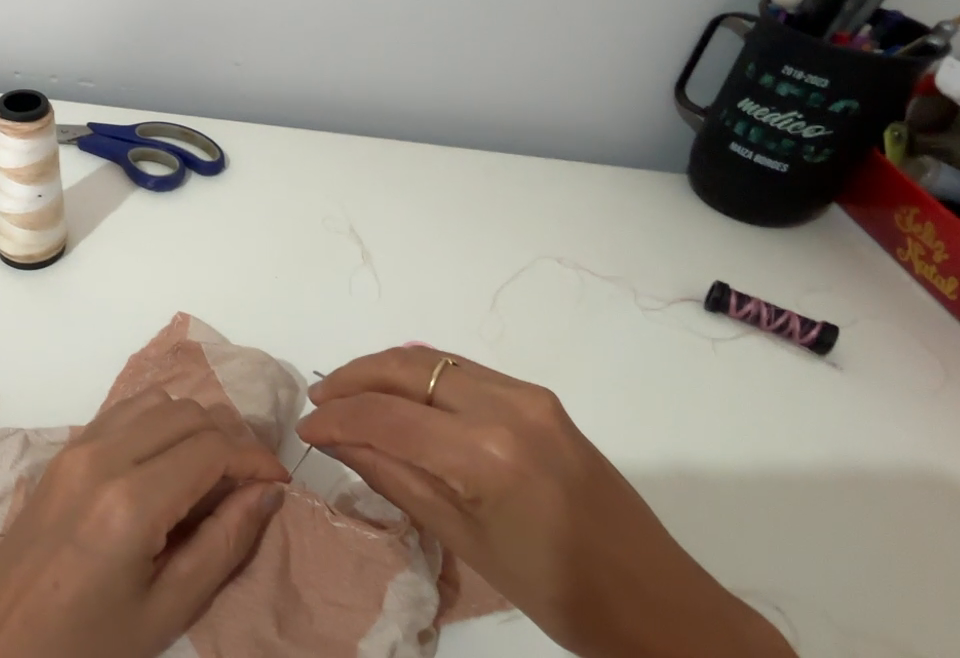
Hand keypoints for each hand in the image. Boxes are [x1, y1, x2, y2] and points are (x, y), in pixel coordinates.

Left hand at [0, 390, 288, 657]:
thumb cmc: (87, 645)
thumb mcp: (166, 609)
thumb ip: (223, 544)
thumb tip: (267, 492)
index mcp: (130, 501)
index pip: (213, 446)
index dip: (255, 458)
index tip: (278, 483)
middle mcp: (102, 456)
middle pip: (188, 412)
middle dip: (228, 440)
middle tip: (245, 486)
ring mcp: (75, 448)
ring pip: (155, 401)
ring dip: (191, 426)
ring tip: (207, 475)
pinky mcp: (61, 452)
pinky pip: (121, 412)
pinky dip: (155, 423)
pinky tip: (163, 466)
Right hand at [298, 348, 795, 657]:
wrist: (654, 600)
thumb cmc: (553, 591)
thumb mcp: (462, 539)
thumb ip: (392, 477)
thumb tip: (335, 440)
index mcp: (486, 455)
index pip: (386, 416)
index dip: (337, 417)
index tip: (306, 427)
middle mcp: (506, 407)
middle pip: (406, 368)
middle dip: (354, 378)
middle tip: (320, 401)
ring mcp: (528, 396)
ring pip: (433, 359)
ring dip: (384, 371)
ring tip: (349, 394)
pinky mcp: (540, 398)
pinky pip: (463, 370)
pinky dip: (421, 376)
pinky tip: (400, 397)